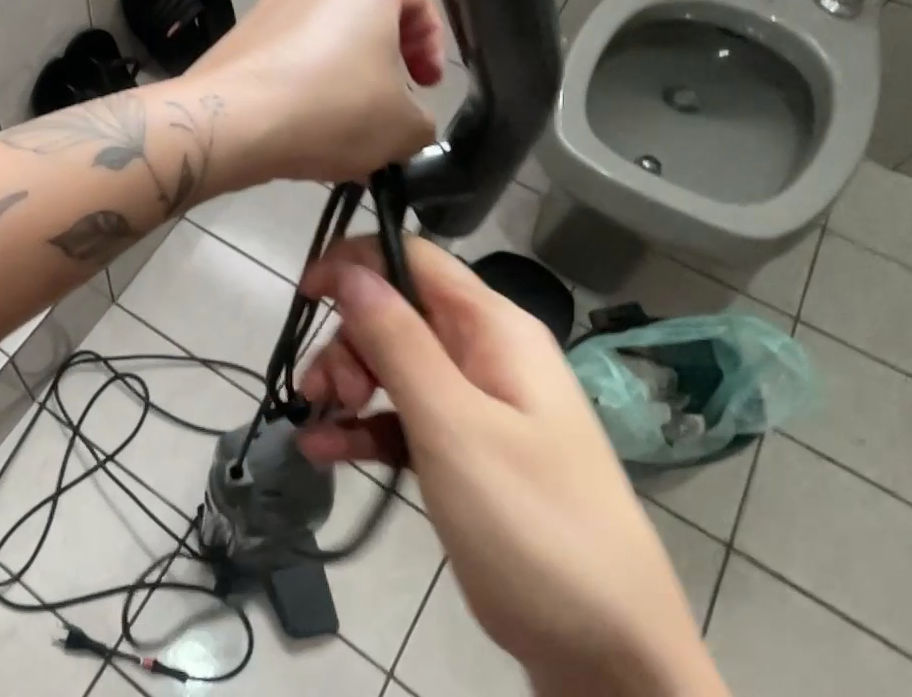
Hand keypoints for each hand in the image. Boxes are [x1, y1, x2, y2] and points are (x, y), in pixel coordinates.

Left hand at [186, 0, 444, 185]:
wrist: (227, 123)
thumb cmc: (330, 111)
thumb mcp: (402, 130)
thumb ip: (421, 123)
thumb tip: (408, 125)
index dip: (432, 38)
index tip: (426, 82)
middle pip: (366, 12)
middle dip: (385, 59)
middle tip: (388, 102)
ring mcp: (269, 6)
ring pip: (322, 36)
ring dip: (341, 75)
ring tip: (344, 127)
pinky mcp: (237, 37)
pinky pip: (284, 56)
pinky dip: (301, 85)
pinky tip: (301, 129)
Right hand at [295, 239, 728, 696]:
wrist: (606, 652)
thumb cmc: (531, 527)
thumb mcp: (454, 428)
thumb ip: (399, 343)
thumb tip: (351, 270)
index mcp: (495, 331)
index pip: (415, 259)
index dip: (354, 265)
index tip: (304, 299)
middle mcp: (486, 355)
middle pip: (396, 314)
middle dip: (347, 344)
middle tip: (325, 395)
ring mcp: (478, 406)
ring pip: (393, 368)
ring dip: (347, 388)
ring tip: (319, 428)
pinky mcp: (467, 453)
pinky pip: (403, 420)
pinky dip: (364, 430)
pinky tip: (325, 453)